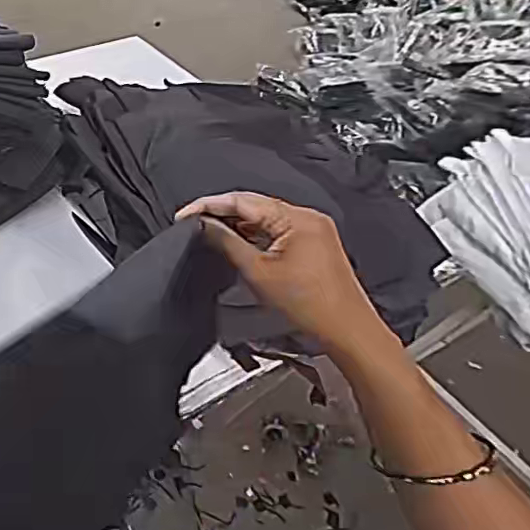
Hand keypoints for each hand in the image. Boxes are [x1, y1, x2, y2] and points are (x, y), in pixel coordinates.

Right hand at [175, 192, 383, 346]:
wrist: (344, 328)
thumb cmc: (312, 304)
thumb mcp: (257, 271)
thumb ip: (226, 242)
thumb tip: (204, 225)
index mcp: (297, 219)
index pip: (242, 201)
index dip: (209, 205)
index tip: (185, 214)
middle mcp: (307, 219)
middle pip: (252, 205)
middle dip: (220, 212)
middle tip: (192, 222)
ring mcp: (310, 230)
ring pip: (262, 218)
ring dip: (235, 224)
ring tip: (208, 233)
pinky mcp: (310, 243)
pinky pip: (273, 230)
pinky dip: (251, 234)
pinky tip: (234, 243)